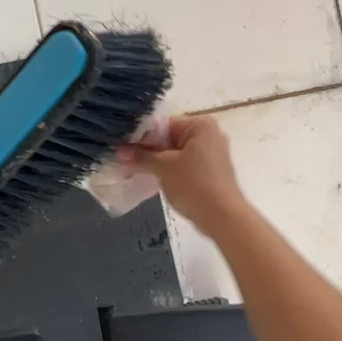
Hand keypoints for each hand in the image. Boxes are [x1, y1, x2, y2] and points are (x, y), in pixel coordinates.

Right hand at [116, 115, 247, 234]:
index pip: (163, 123)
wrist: (223, 217)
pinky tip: (152, 179)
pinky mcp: (211, 171)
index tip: (122, 147)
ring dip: (157, 162)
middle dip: (148, 150)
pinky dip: (170, 170)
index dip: (141, 136)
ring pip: (176, 153)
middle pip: (169, 138)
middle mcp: (209, 134)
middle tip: (124, 159)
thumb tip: (118, 152)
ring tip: (133, 170)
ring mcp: (212, 153)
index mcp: (201, 124)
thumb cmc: (194, 185)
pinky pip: (185, 165)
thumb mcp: (163, 168)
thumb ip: (141, 157)